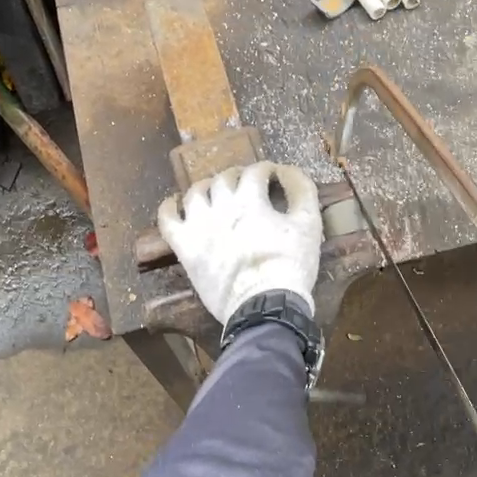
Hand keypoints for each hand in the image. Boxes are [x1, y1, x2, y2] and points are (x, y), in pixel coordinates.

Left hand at [156, 162, 321, 322]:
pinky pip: (167, 221)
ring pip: (195, 193)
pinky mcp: (185, 249)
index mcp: (250, 198)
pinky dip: (169, 208)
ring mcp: (198, 227)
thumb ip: (302, 191)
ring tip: (215, 192)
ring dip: (207, 187)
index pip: (256, 171)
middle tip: (248, 184)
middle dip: (238, 176)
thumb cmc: (290, 266)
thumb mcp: (309, 225)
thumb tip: (289, 171)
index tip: (274, 176)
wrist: (265, 306)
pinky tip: (174, 204)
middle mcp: (220, 206)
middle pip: (225, 179)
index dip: (267, 170)